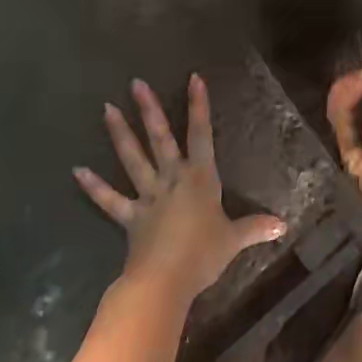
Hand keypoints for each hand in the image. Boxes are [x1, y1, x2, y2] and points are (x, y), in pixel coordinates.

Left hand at [75, 75, 286, 299]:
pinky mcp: (130, 218)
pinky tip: (77, 171)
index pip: (201, 133)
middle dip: (149, 110)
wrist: (164, 282)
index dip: (199, 106)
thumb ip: (256, 227)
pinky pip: (109, 200)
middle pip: (161, 138)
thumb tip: (284, 224)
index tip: (193, 78)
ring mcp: (148, 196)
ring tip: (107, 109)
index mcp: (201, 177)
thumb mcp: (235, 239)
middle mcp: (173, 178)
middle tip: (136, 84)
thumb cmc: (203, 254)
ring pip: (133, 159)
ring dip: (120, 134)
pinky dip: (94, 186)